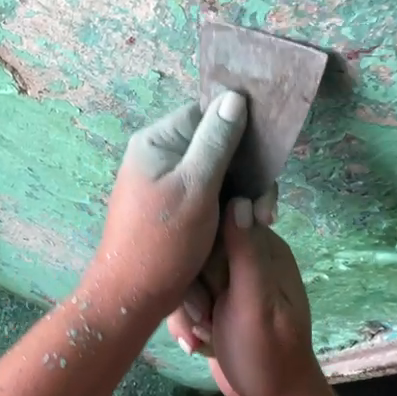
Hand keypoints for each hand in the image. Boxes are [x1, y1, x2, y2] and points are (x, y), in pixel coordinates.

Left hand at [88, 90, 247, 312]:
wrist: (132, 298)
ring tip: (260, 222)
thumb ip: (216, 142)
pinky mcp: (175, 205)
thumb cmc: (162, 242)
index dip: (240, 132)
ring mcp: (166, 180)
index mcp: (157, 141)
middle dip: (246, 172)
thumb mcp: (196, 187)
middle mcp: (160, 154)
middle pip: (217, 145)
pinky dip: (229, 207)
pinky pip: (210, 193)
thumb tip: (235, 96)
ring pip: (219, 172)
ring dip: (242, 194)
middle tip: (264, 210)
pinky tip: (247, 226)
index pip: (207, 115)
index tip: (265, 162)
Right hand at [196, 202, 327, 395]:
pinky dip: (188, 320)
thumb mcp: (255, 303)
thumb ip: (245, 252)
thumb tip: (237, 199)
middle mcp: (247, 257)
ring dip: (188, 308)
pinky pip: (188, 296)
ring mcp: (231, 280)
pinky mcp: (217, 300)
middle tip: (204, 316)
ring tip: (203, 334)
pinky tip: (197, 342)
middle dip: (191, 286)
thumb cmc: (268, 354)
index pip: (218, 220)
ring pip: (187, 275)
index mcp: (265, 249)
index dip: (201, 248)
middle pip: (196, 249)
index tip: (201, 280)